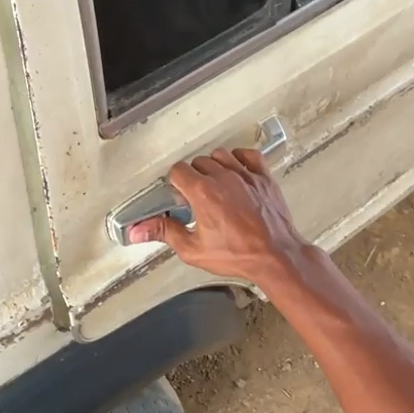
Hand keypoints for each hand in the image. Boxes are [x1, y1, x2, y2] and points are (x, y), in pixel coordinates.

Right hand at [125, 147, 315, 289]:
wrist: (275, 257)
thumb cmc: (238, 255)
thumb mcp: (193, 249)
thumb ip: (164, 232)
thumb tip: (138, 230)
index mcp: (203, 193)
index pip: (178, 170)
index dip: (176, 183)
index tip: (180, 196)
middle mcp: (223, 178)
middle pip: (198, 163)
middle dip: (194, 178)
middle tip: (197, 198)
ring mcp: (245, 176)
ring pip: (221, 155)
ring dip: (214, 167)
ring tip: (216, 187)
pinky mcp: (263, 178)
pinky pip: (248, 155)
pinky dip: (240, 160)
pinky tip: (236, 173)